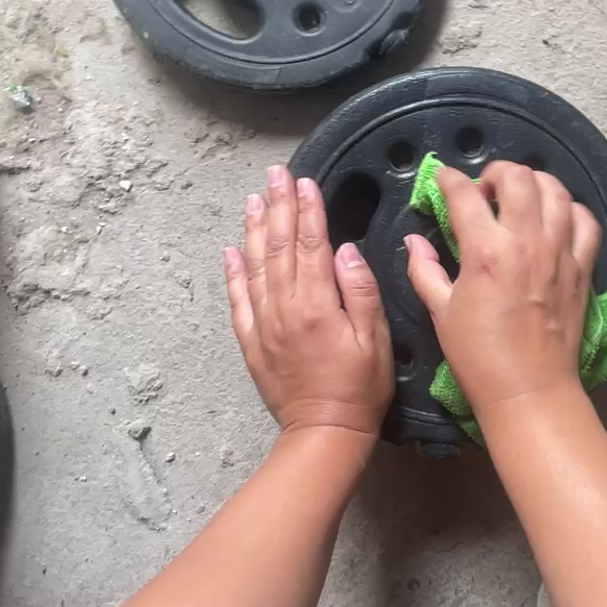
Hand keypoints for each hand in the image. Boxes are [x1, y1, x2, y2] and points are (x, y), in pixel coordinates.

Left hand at [224, 165, 392, 438]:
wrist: (323, 432)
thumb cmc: (360, 386)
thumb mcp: (375, 339)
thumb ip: (360, 291)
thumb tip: (345, 250)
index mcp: (317, 304)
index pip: (311, 245)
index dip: (308, 210)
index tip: (304, 180)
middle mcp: (284, 307)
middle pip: (280, 246)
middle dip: (279, 206)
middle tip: (275, 174)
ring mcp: (263, 324)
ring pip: (255, 266)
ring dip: (255, 229)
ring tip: (254, 199)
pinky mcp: (251, 341)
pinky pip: (237, 300)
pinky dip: (232, 273)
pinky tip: (230, 250)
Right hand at [405, 161, 600, 414]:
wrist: (529, 390)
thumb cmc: (479, 356)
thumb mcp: (440, 312)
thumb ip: (425, 270)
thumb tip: (413, 241)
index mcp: (486, 251)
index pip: (465, 194)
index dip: (449, 179)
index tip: (443, 180)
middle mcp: (526, 242)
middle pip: (518, 178)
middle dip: (497, 172)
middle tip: (485, 189)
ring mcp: (559, 252)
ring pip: (556, 191)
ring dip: (534, 183)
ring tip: (520, 195)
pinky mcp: (581, 268)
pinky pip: (585, 222)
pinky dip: (571, 210)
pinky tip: (556, 217)